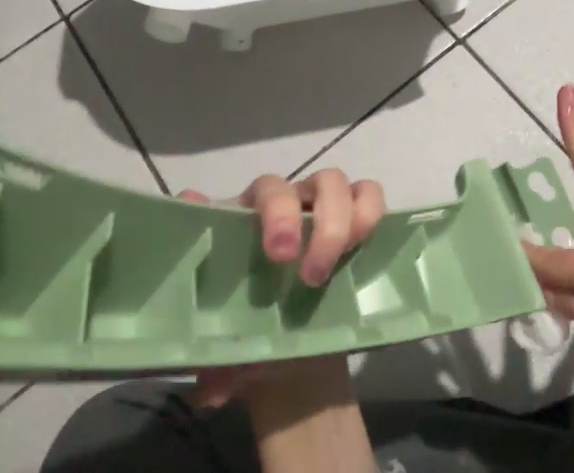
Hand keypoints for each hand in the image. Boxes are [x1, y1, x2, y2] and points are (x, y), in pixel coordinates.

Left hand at [176, 168, 386, 408]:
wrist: (293, 362)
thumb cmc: (252, 341)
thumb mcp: (232, 355)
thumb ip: (216, 365)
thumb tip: (204, 392)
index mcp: (241, 223)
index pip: (253, 194)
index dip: (272, 213)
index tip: (279, 255)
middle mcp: (280, 205)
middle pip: (291, 183)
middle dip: (304, 221)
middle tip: (309, 274)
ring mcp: (317, 205)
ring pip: (332, 181)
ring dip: (338, 219)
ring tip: (335, 266)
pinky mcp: (354, 216)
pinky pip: (368, 194)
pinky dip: (369, 211)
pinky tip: (362, 246)